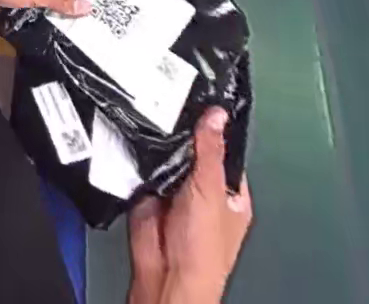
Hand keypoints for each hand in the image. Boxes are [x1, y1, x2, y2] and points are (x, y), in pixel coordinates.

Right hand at [127, 107, 252, 303]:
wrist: (164, 274)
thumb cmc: (202, 246)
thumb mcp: (211, 192)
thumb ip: (210, 151)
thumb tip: (217, 114)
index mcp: (231, 194)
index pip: (225, 150)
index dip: (215, 126)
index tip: (202, 96)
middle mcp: (204, 190)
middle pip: (194, 149)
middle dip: (183, 130)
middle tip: (171, 94)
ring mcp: (177, 190)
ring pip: (169, 154)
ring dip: (161, 138)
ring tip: (151, 105)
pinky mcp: (151, 190)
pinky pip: (147, 163)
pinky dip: (142, 149)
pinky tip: (137, 128)